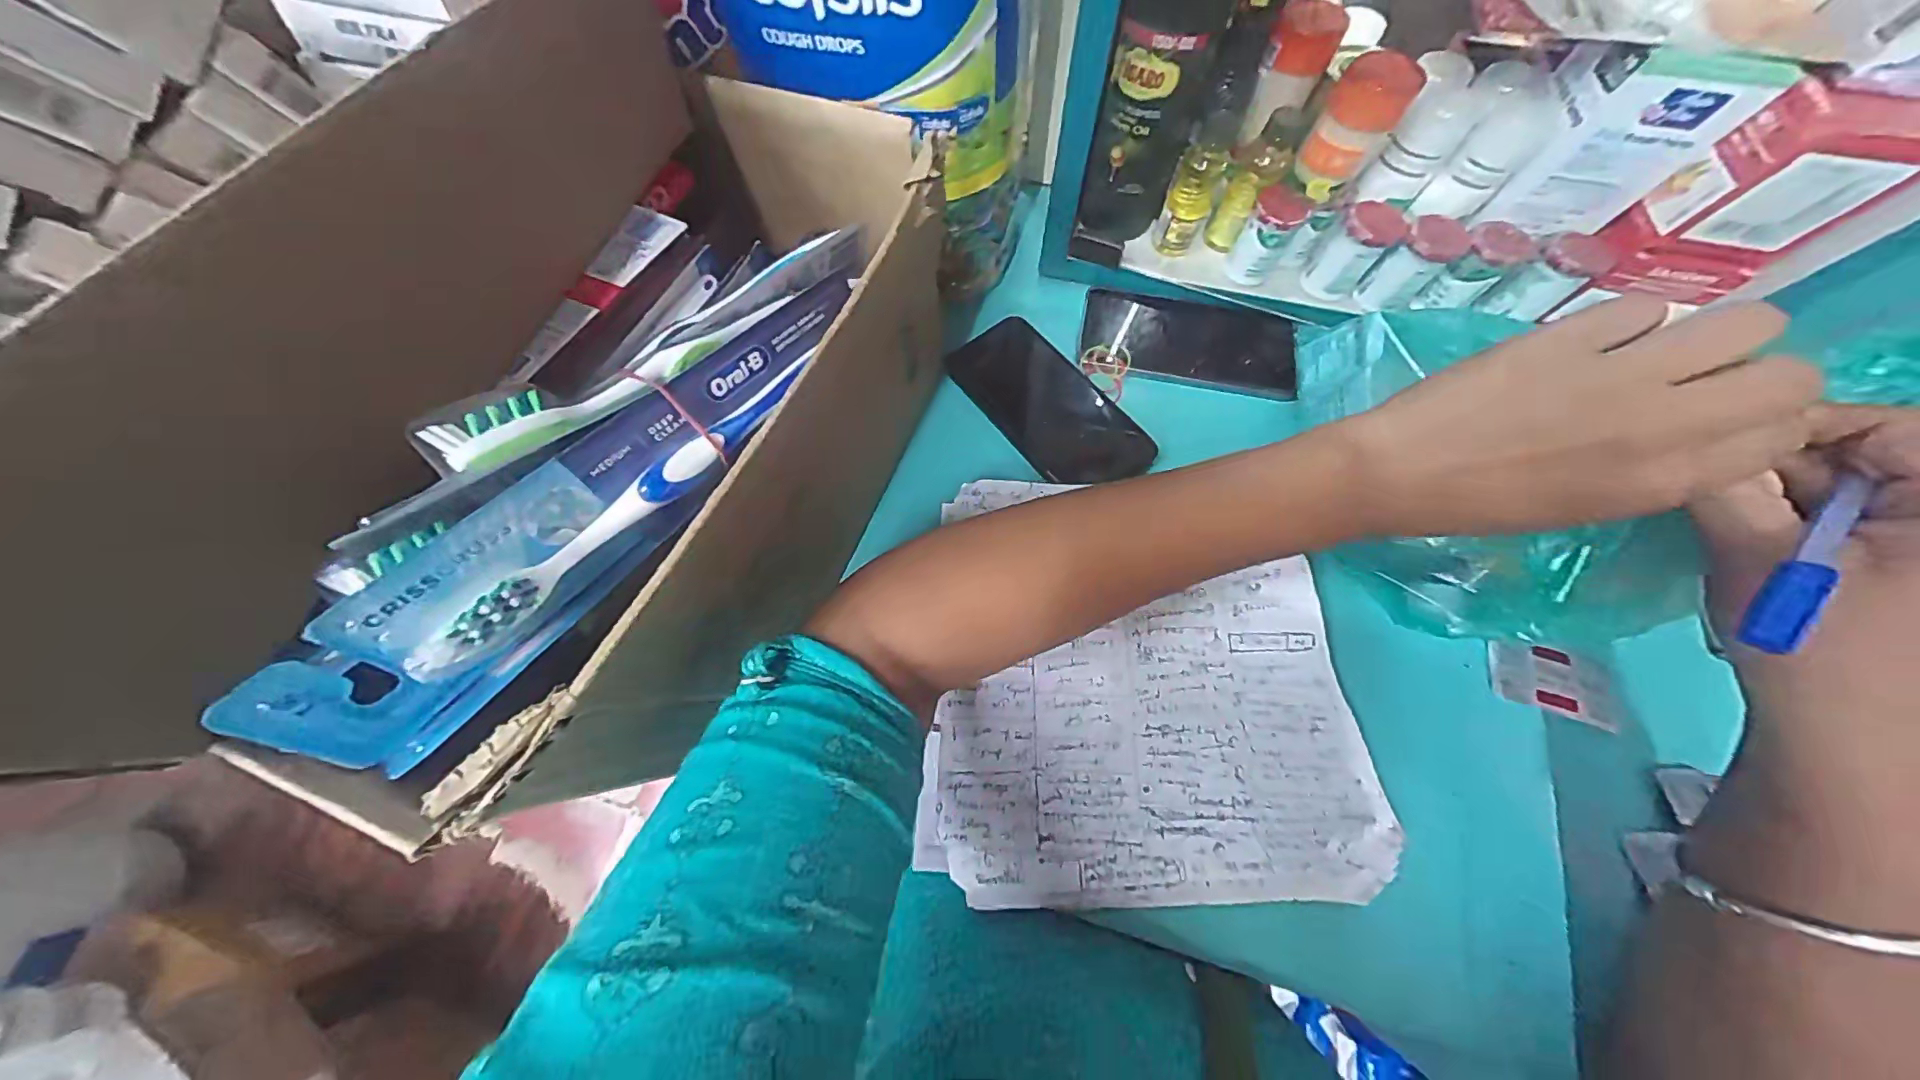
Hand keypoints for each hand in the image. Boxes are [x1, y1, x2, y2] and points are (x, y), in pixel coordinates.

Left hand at [1336, 296, 1823, 537]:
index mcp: (1660, 483)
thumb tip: (1701, 428)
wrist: (1392, 471)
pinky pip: (1645, 307)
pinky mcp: (1568, 336)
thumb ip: (1654, 471)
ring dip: (1710, 336)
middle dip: (1754, 373)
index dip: (1756, 421)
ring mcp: (1619, 374)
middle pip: (1790, 375)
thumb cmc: (1472, 502)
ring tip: (1648, 354)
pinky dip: (1629, 321)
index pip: (1781, 436)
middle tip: (1691, 380)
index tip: (1715, 417)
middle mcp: (1662, 427)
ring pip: (1747, 323)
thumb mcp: (1579, 505)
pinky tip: (1588, 342)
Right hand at [1689, 406, 1919, 739]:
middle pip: (1865, 461)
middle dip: (1782, 479)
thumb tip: (1694, 440)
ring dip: (1784, 513)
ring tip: (1740, 548)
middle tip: (1714, 507)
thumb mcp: (1757, 558)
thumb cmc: (1819, 650)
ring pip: (1853, 498)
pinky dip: (1804, 540)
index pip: (1877, 425)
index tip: (1709, 459)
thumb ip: (1727, 488)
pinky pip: (1859, 533)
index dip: (1785, 435)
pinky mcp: (1914, 583)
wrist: (1855, 752)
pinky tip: (1769, 570)